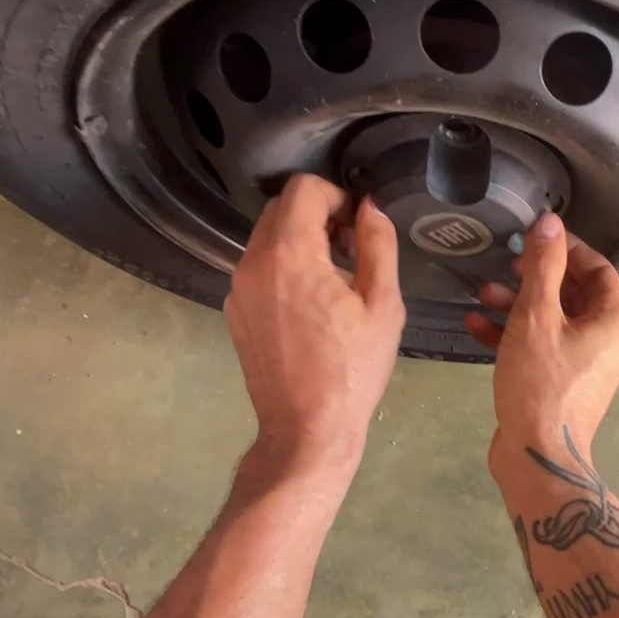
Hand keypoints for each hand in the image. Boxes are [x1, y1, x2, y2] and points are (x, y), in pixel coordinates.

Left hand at [225, 175, 404, 475]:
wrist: (307, 428)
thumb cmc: (354, 369)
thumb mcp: (383, 306)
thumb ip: (377, 245)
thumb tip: (370, 207)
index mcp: (290, 254)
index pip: (303, 189)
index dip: (337, 196)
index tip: (358, 227)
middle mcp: (253, 262)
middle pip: (281, 209)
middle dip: (318, 215)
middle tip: (351, 251)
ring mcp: (237, 288)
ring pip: (266, 239)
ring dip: (301, 242)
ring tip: (334, 282)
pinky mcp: (234, 312)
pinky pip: (258, 270)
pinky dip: (284, 269)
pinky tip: (311, 307)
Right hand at [465, 212, 618, 466]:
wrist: (537, 456)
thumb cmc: (541, 383)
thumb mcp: (536, 316)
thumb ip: (542, 266)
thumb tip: (549, 221)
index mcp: (613, 322)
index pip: (598, 269)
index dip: (567, 247)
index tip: (535, 236)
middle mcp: (605, 342)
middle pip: (573, 294)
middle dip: (536, 277)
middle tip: (507, 264)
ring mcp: (582, 366)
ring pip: (551, 321)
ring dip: (517, 304)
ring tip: (483, 293)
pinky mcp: (558, 384)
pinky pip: (539, 348)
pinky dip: (512, 335)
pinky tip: (476, 325)